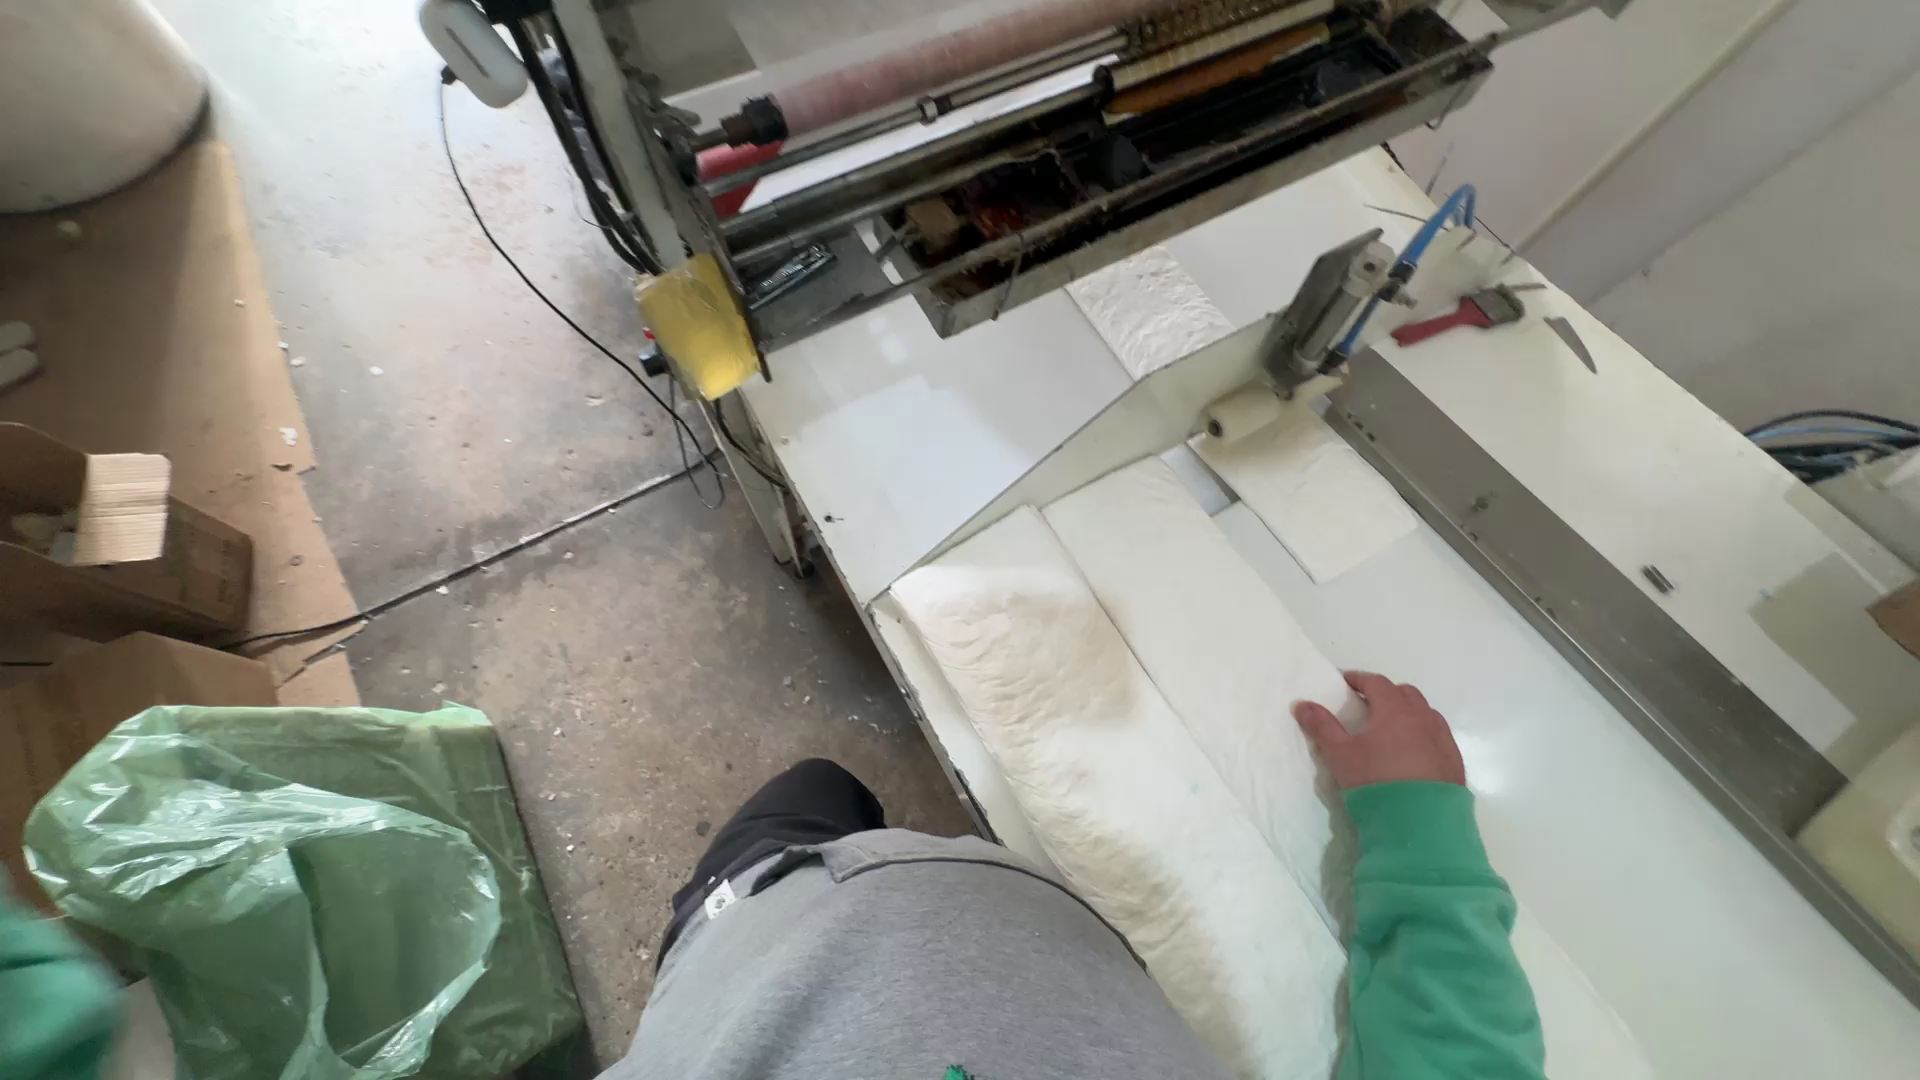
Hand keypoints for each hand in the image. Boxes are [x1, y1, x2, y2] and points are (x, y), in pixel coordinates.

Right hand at [1292, 672, 1465, 790]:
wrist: (1421, 824)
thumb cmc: (1375, 780)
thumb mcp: (1339, 753)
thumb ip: (1320, 725)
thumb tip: (1301, 704)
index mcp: (1395, 711)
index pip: (1377, 682)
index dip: (1358, 678)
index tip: (1344, 682)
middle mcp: (1423, 719)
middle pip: (1405, 693)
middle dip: (1385, 692)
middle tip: (1367, 704)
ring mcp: (1443, 740)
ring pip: (1425, 713)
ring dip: (1407, 711)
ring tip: (1390, 728)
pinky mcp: (1454, 761)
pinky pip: (1438, 735)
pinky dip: (1422, 732)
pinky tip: (1411, 751)